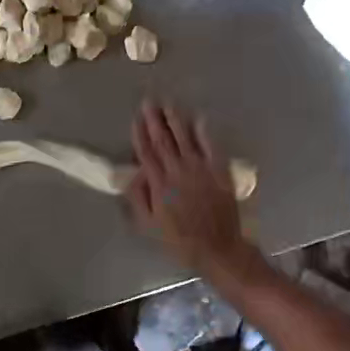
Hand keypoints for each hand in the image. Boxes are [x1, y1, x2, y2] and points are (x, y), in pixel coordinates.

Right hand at [125, 101, 251, 271]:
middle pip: (163, 140)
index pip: (145, 152)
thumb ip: (138, 198)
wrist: (217, 249)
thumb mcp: (149, 224)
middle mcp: (178, 171)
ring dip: (176, 120)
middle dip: (155, 119)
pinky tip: (199, 119)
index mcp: (158, 184)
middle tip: (149, 101)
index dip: (139, 133)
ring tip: (169, 104)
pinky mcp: (219, 172)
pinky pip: (211, 146)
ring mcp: (200, 169)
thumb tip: (130, 174)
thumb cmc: (179, 240)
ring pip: (185, 138)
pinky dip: (204, 132)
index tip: (136, 117)